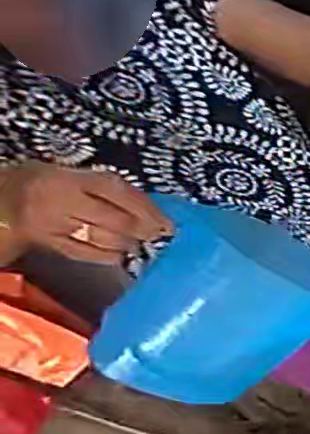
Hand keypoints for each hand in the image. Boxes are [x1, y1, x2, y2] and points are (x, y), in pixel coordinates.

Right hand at [0, 161, 169, 264]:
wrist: (0, 197)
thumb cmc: (49, 186)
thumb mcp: (79, 179)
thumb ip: (118, 193)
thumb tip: (164, 220)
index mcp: (69, 178)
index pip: (121, 194)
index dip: (152, 213)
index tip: (169, 225)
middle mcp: (56, 199)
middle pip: (121, 222)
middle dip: (144, 231)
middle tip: (150, 234)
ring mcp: (47, 221)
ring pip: (109, 240)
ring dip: (127, 243)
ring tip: (127, 239)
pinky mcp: (43, 241)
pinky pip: (91, 254)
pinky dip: (110, 255)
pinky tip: (111, 250)